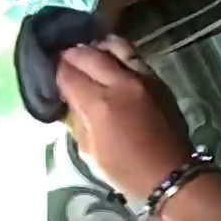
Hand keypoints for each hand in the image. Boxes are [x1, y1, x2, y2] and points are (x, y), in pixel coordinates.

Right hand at [56, 36, 190, 200]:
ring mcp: (142, 78)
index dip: (55, 72)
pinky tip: (110, 60)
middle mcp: (120, 83)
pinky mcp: (157, 80)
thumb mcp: (92, 153)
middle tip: (63, 59)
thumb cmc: (127, 172)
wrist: (170, 174)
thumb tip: (71, 102)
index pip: (68, 75)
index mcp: (100, 105)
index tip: (50, 73)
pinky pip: (133, 56)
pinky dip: (117, 53)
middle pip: (89, 55)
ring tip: (88, 54)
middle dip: (71, 55)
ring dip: (96, 48)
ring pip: (114, 46)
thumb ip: (78, 122)